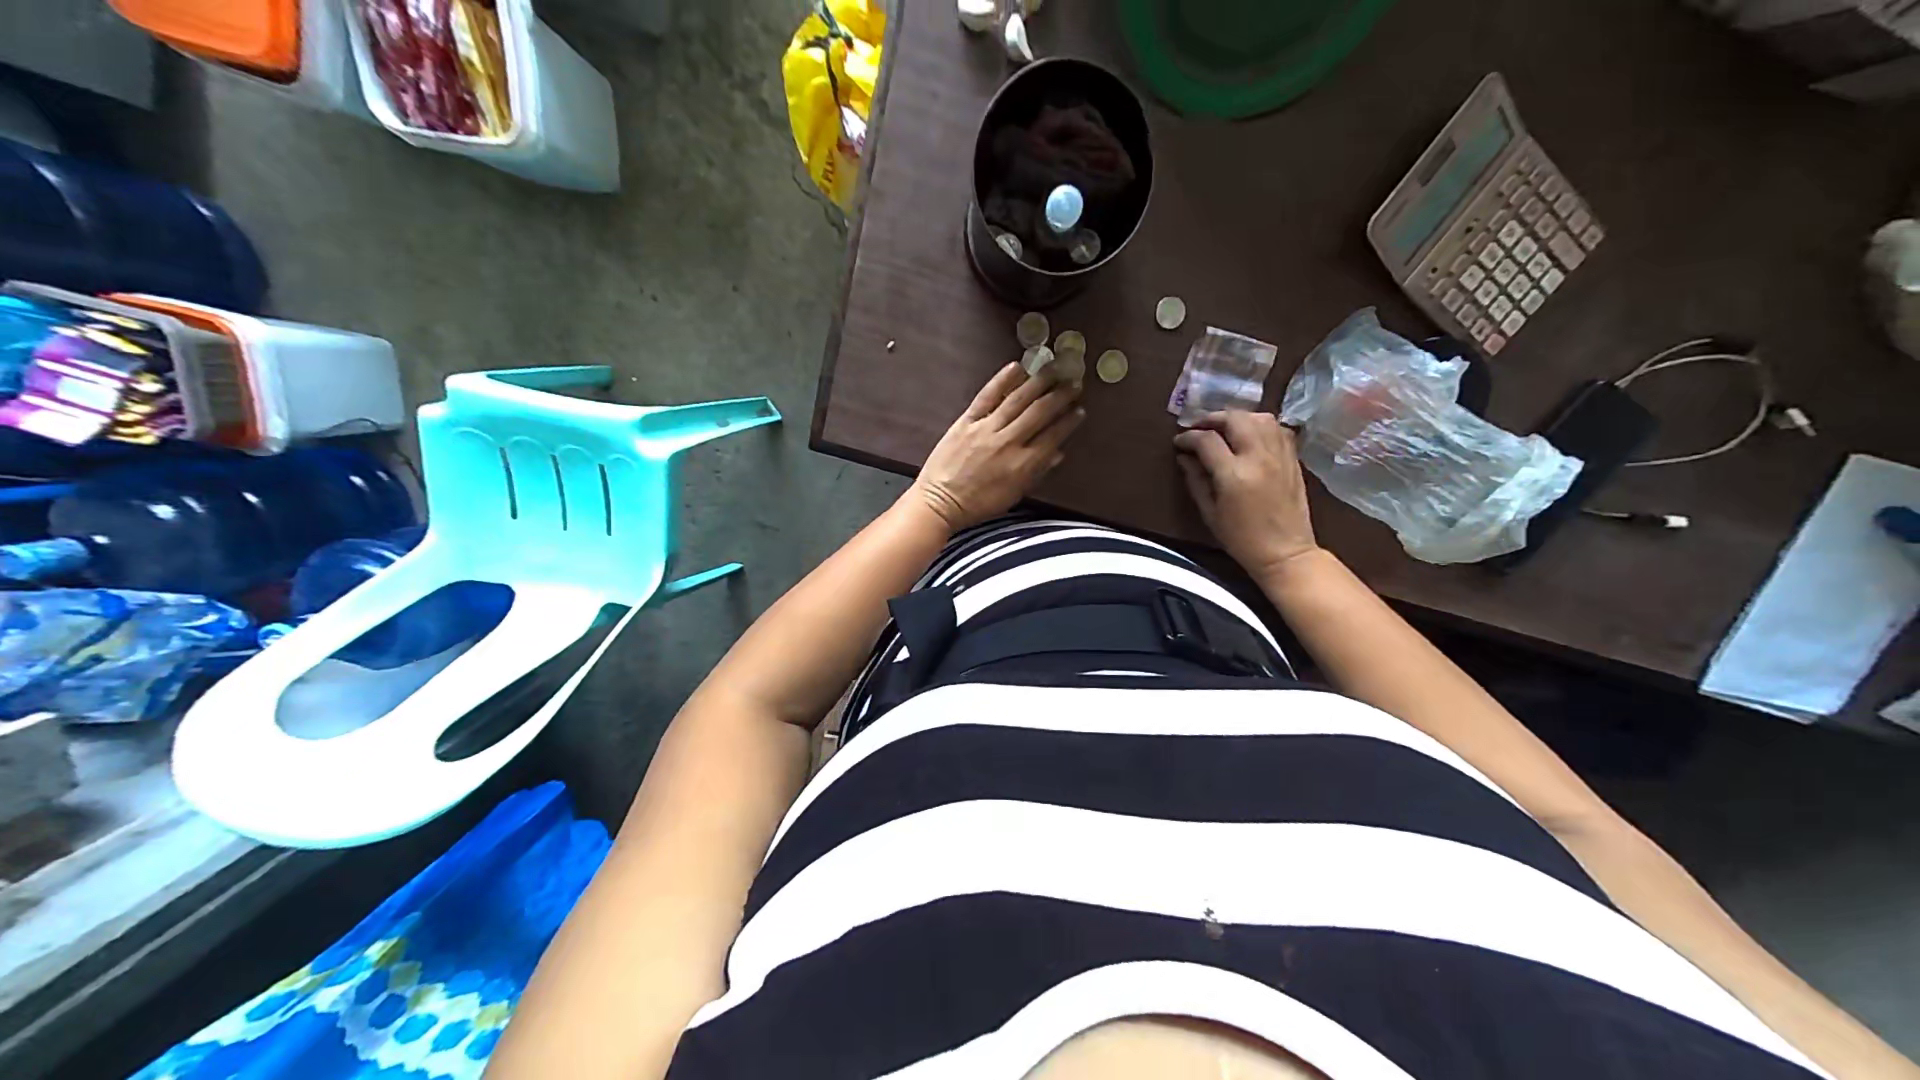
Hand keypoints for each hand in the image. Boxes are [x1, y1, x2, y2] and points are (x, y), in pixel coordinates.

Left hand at [912, 363, 1084, 531]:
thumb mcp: (1013, 494)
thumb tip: (1058, 454)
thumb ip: (1036, 473)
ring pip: (1018, 400)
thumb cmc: (978, 504)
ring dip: (1039, 382)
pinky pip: (987, 396)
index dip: (1069, 421)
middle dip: (1060, 396)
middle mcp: (1008, 442)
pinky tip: (1017, 366)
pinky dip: (1002, 380)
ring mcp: (986, 429)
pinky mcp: (966, 421)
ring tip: (1055, 368)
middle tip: (1074, 383)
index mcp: (1023, 464)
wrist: (940, 503)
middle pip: (1040, 412)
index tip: (1080, 410)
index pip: (1053, 436)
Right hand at [1174, 411, 1319, 578]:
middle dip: (1212, 419)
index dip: (1188, 437)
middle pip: (1235, 419)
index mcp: (1234, 474)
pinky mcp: (1293, 459)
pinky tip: (1250, 436)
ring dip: (1238, 418)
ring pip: (1260, 418)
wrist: (1285, 553)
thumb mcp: (1209, 513)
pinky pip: (1278, 429)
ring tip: (1225, 429)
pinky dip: (1260, 426)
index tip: (1179, 442)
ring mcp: (1280, 456)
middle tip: (1199, 428)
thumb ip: (1196, 480)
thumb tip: (1184, 457)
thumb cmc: (1241, 539)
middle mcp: (1259, 457)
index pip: (1207, 440)